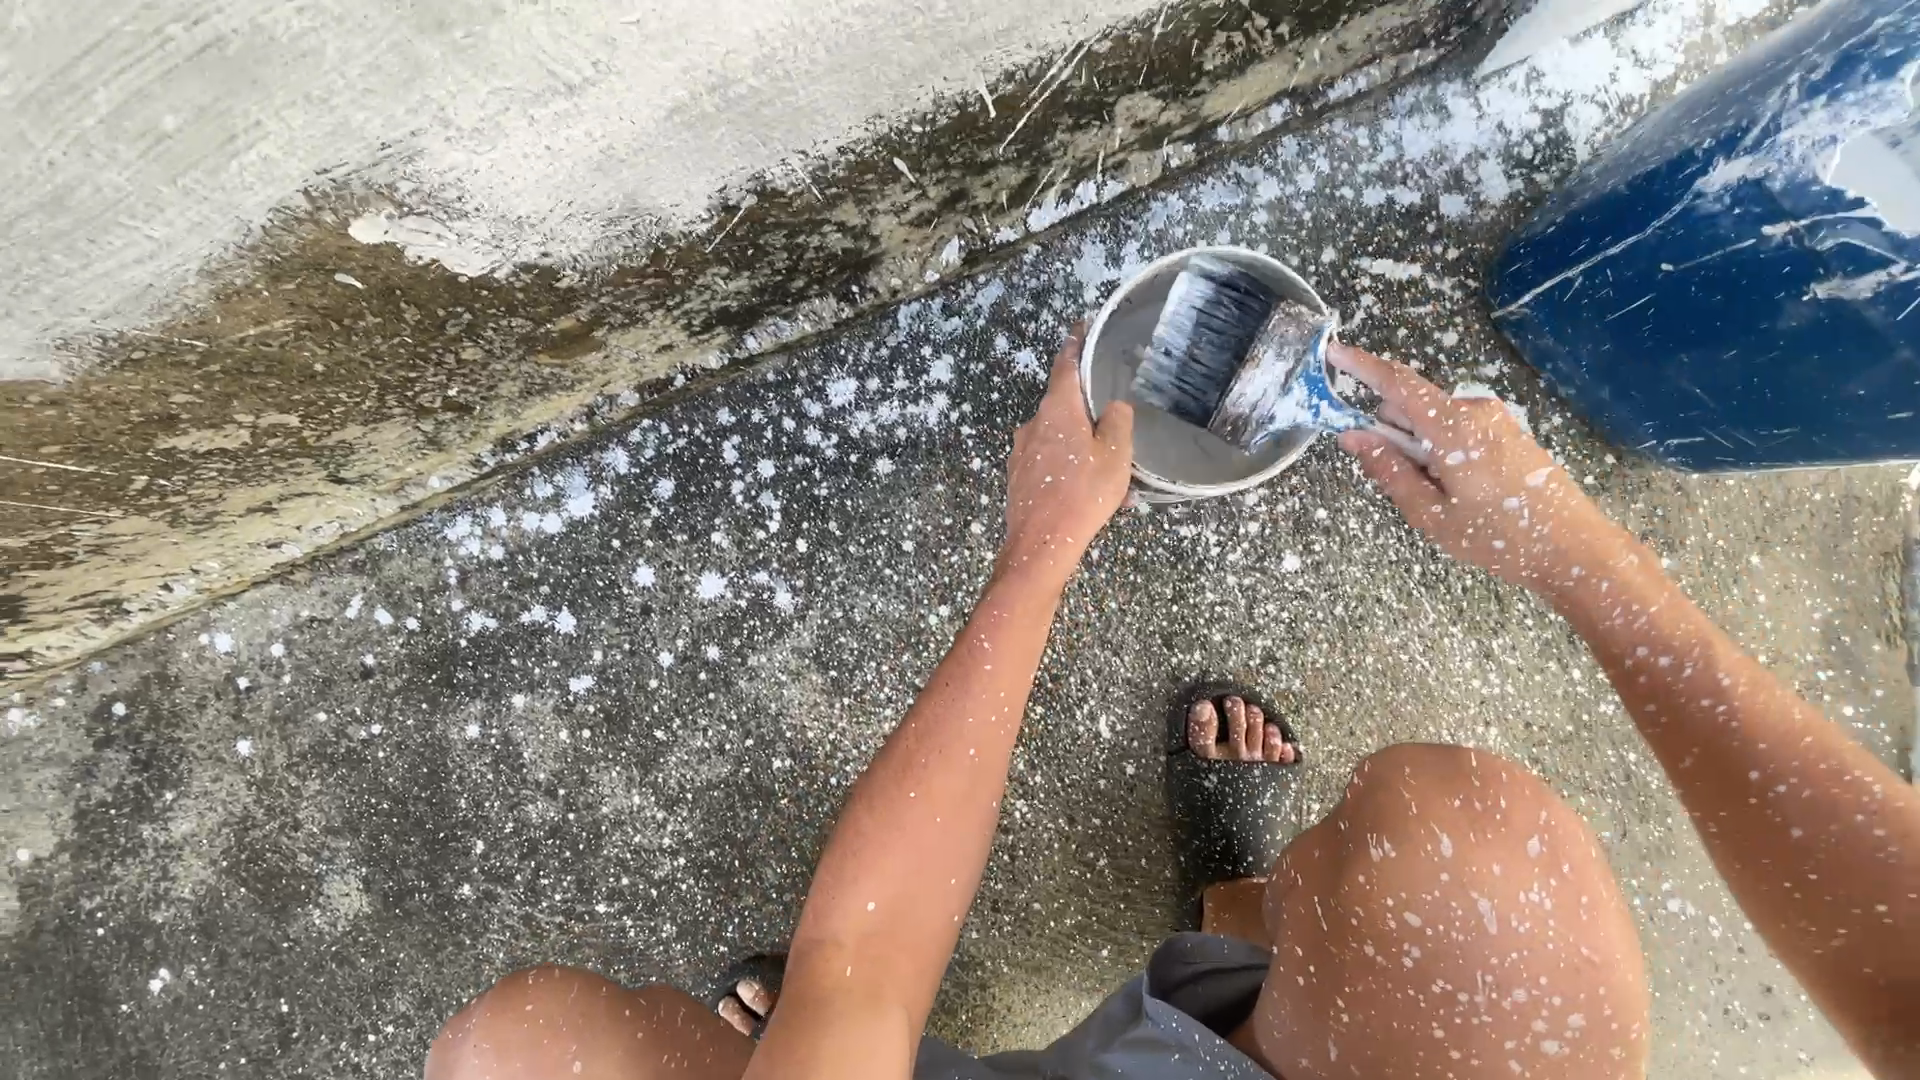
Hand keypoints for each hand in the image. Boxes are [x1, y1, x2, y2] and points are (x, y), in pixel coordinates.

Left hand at [998, 327, 1134, 589]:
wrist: (1041, 543)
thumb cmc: (1082, 494)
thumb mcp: (1116, 455)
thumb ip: (1118, 421)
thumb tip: (1113, 407)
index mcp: (1057, 410)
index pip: (1066, 364)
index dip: (1076, 344)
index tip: (1082, 329)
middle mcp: (1032, 424)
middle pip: (1062, 406)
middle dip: (1087, 413)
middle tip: (1113, 427)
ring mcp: (1021, 451)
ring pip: (1057, 439)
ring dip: (1082, 449)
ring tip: (1109, 474)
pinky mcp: (1018, 476)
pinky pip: (1048, 463)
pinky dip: (1069, 469)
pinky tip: (1089, 493)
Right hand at [1329, 344, 1635, 598]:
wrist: (1574, 550)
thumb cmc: (1498, 537)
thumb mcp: (1429, 512)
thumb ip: (1388, 469)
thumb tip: (1352, 436)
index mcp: (1454, 429)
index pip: (1397, 384)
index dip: (1361, 366)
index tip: (1332, 352)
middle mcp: (1476, 412)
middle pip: (1411, 406)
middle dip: (1390, 433)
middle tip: (1401, 481)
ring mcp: (1495, 420)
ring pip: (1431, 421)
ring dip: (1417, 447)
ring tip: (1438, 494)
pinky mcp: (1507, 432)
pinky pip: (1454, 429)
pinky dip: (1438, 450)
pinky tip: (1457, 488)